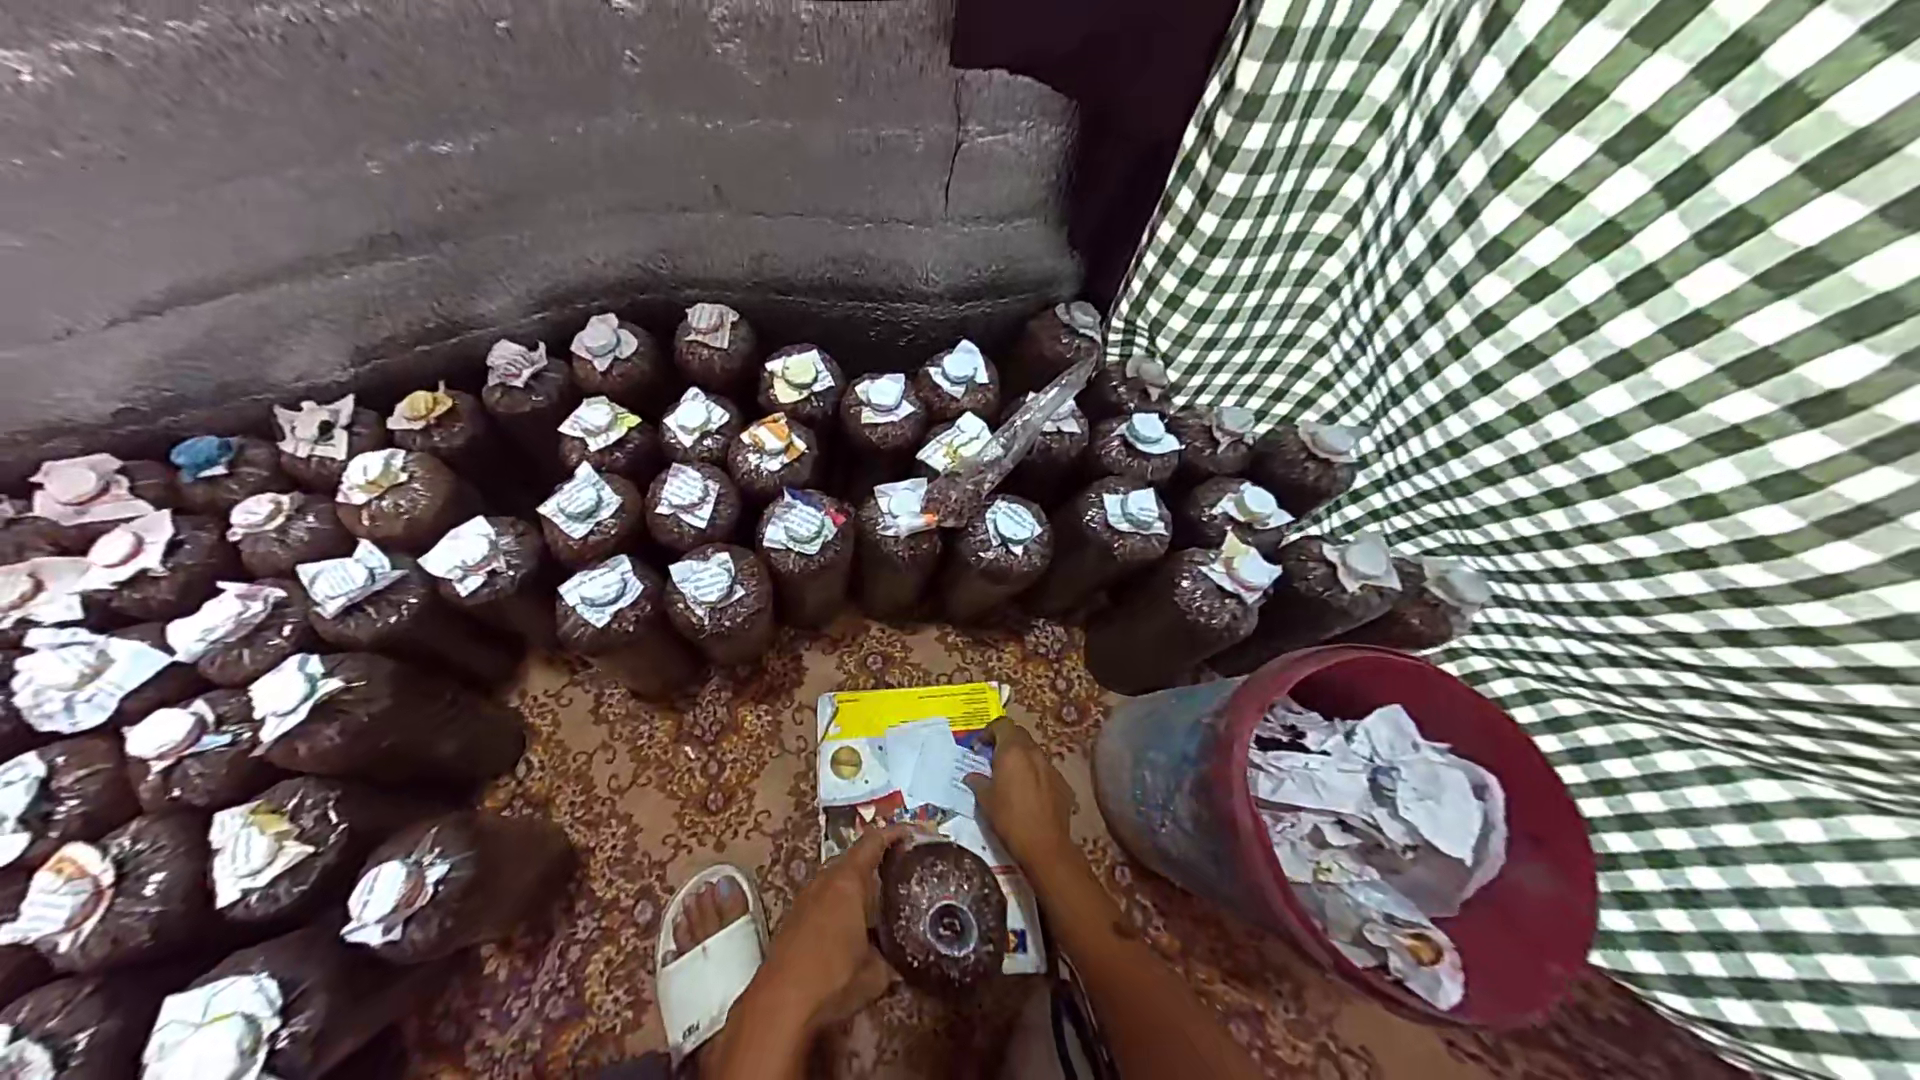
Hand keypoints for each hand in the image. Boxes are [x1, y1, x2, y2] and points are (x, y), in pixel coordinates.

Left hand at [758, 824, 907, 1031]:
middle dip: (879, 862)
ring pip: (838, 879)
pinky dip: (841, 903)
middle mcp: (824, 881)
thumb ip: (891, 959)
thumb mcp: (876, 974)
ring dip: (858, 884)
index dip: (895, 834)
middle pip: (855, 858)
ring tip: (882, 900)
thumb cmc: (833, 979)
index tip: (914, 835)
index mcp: (848, 881)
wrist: (777, 1007)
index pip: (874, 841)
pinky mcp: (792, 919)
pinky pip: (824, 898)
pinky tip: (853, 926)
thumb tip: (899, 961)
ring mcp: (805, 899)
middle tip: (904, 871)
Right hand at [963, 718, 1081, 877]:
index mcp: (1013, 751)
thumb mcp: (986, 800)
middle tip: (992, 759)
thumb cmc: (1009, 818)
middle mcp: (1034, 752)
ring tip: (1010, 777)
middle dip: (1004, 742)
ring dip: (1020, 758)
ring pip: (1033, 752)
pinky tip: (1028, 794)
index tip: (980, 747)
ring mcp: (1051, 766)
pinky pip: (1045, 770)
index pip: (1002, 724)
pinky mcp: (1062, 783)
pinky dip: (1034, 774)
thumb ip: (978, 782)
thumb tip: (972, 776)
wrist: (1045, 845)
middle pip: (1018, 734)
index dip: (989, 732)